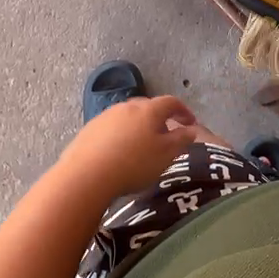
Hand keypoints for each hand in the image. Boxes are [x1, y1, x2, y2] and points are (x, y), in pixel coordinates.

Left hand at [55, 95, 201, 200]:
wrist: (86, 175)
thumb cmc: (134, 164)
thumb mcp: (166, 155)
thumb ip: (181, 140)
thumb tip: (192, 130)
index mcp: (148, 110)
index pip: (171, 102)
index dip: (183, 111)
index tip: (191, 123)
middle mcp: (127, 107)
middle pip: (148, 107)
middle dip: (160, 119)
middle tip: (166, 135)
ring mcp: (105, 116)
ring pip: (128, 117)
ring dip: (138, 127)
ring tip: (142, 146)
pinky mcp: (89, 130)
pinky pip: (111, 128)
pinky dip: (120, 136)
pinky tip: (118, 154)